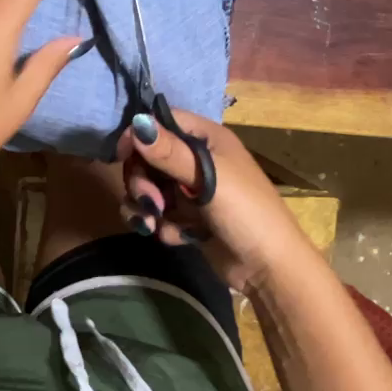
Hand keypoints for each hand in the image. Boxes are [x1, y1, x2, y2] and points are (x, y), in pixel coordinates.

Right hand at [119, 110, 315, 290]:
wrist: (268, 267)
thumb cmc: (245, 211)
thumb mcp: (207, 178)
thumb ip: (169, 152)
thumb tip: (136, 122)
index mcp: (207, 140)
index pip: (162, 123)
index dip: (140, 136)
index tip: (123, 156)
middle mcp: (197, 161)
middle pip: (149, 158)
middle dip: (142, 181)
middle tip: (151, 203)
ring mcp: (192, 191)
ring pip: (150, 188)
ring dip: (146, 206)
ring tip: (154, 225)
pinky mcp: (189, 220)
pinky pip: (160, 215)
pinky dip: (163, 226)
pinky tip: (179, 238)